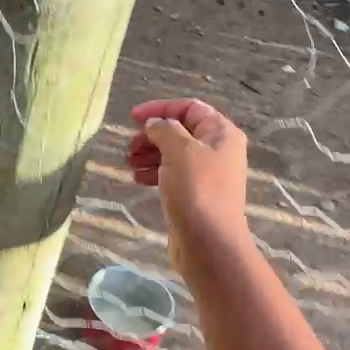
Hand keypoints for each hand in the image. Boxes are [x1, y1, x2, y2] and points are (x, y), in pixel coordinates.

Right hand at [126, 98, 250, 256]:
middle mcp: (217, 149)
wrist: (208, 242)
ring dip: (149, 154)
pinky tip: (138, 179)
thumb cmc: (196, 191)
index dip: (160, 108)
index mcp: (220, 133)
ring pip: (173, 154)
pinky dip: (154, 172)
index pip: (189, 108)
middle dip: (152, 135)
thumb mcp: (179, 151)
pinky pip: (172, 174)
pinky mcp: (195, 194)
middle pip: (180, 131)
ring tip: (129, 164)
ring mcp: (207, 173)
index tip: (132, 118)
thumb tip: (155, 124)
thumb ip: (165, 130)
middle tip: (129, 148)